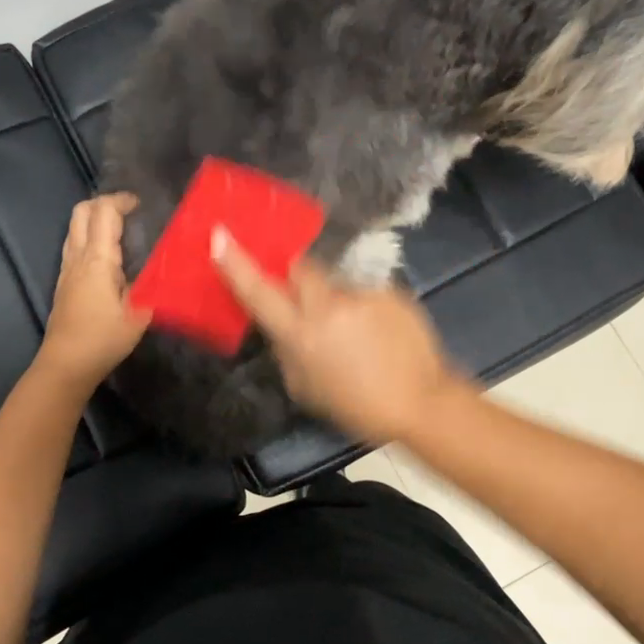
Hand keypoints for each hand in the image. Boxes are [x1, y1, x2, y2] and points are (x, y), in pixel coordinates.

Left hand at [36, 193, 151, 388]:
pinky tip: (106, 258)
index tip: (139, 204)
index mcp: (98, 259)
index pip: (104, 213)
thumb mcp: (138, 313)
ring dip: (93, 220)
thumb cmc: (102, 339)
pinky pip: (73, 247)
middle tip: (127, 211)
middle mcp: (77, 258)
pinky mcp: (63, 284)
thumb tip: (160, 271)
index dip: (121, 201)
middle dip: (103, 204)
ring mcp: (66, 270)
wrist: (65, 365)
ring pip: (74, 229)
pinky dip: (88, 239)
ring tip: (118, 230)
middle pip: (81, 213)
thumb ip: (150, 286)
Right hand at [212, 228, 469, 443]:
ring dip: (330, 297)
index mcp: (301, 334)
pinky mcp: (390, 290)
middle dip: (291, 275)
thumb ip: (286, 350)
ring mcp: (362, 293)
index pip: (259, 291)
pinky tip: (375, 333)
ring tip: (350, 330)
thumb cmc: (357, 408)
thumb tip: (281, 328)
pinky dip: (359, 307)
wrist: (424, 403)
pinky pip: (361, 291)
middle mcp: (328, 305)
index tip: (219, 235)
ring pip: (332, 282)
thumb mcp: (304, 388)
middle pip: (298, 268)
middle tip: (296, 295)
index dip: (236, 263)